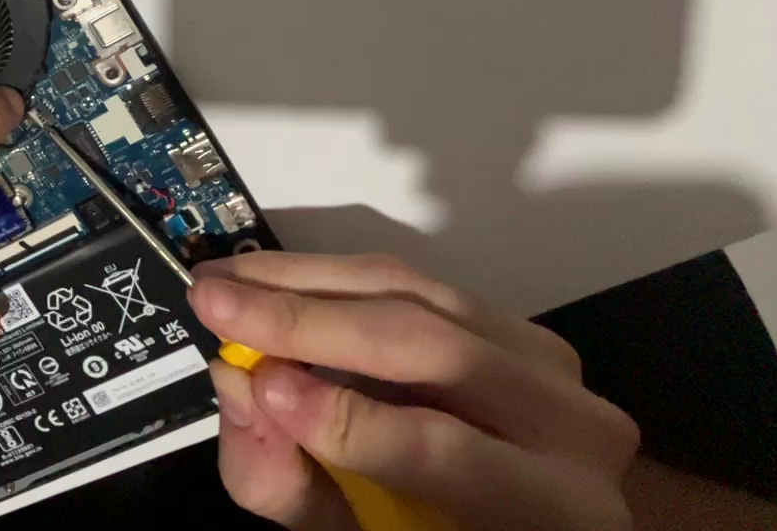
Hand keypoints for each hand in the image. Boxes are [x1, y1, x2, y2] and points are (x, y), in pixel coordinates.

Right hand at [188, 253, 638, 530]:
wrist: (508, 504)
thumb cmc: (427, 530)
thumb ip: (289, 481)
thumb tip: (237, 383)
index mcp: (553, 508)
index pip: (449, 452)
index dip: (346, 417)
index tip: (255, 383)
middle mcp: (564, 417)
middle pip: (424, 344)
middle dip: (302, 321)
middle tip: (211, 303)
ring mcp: (531, 350)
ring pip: (402, 288)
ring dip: (294, 278)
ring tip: (219, 279)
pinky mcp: (488, 308)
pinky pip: (393, 273)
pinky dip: (314, 271)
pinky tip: (258, 275)